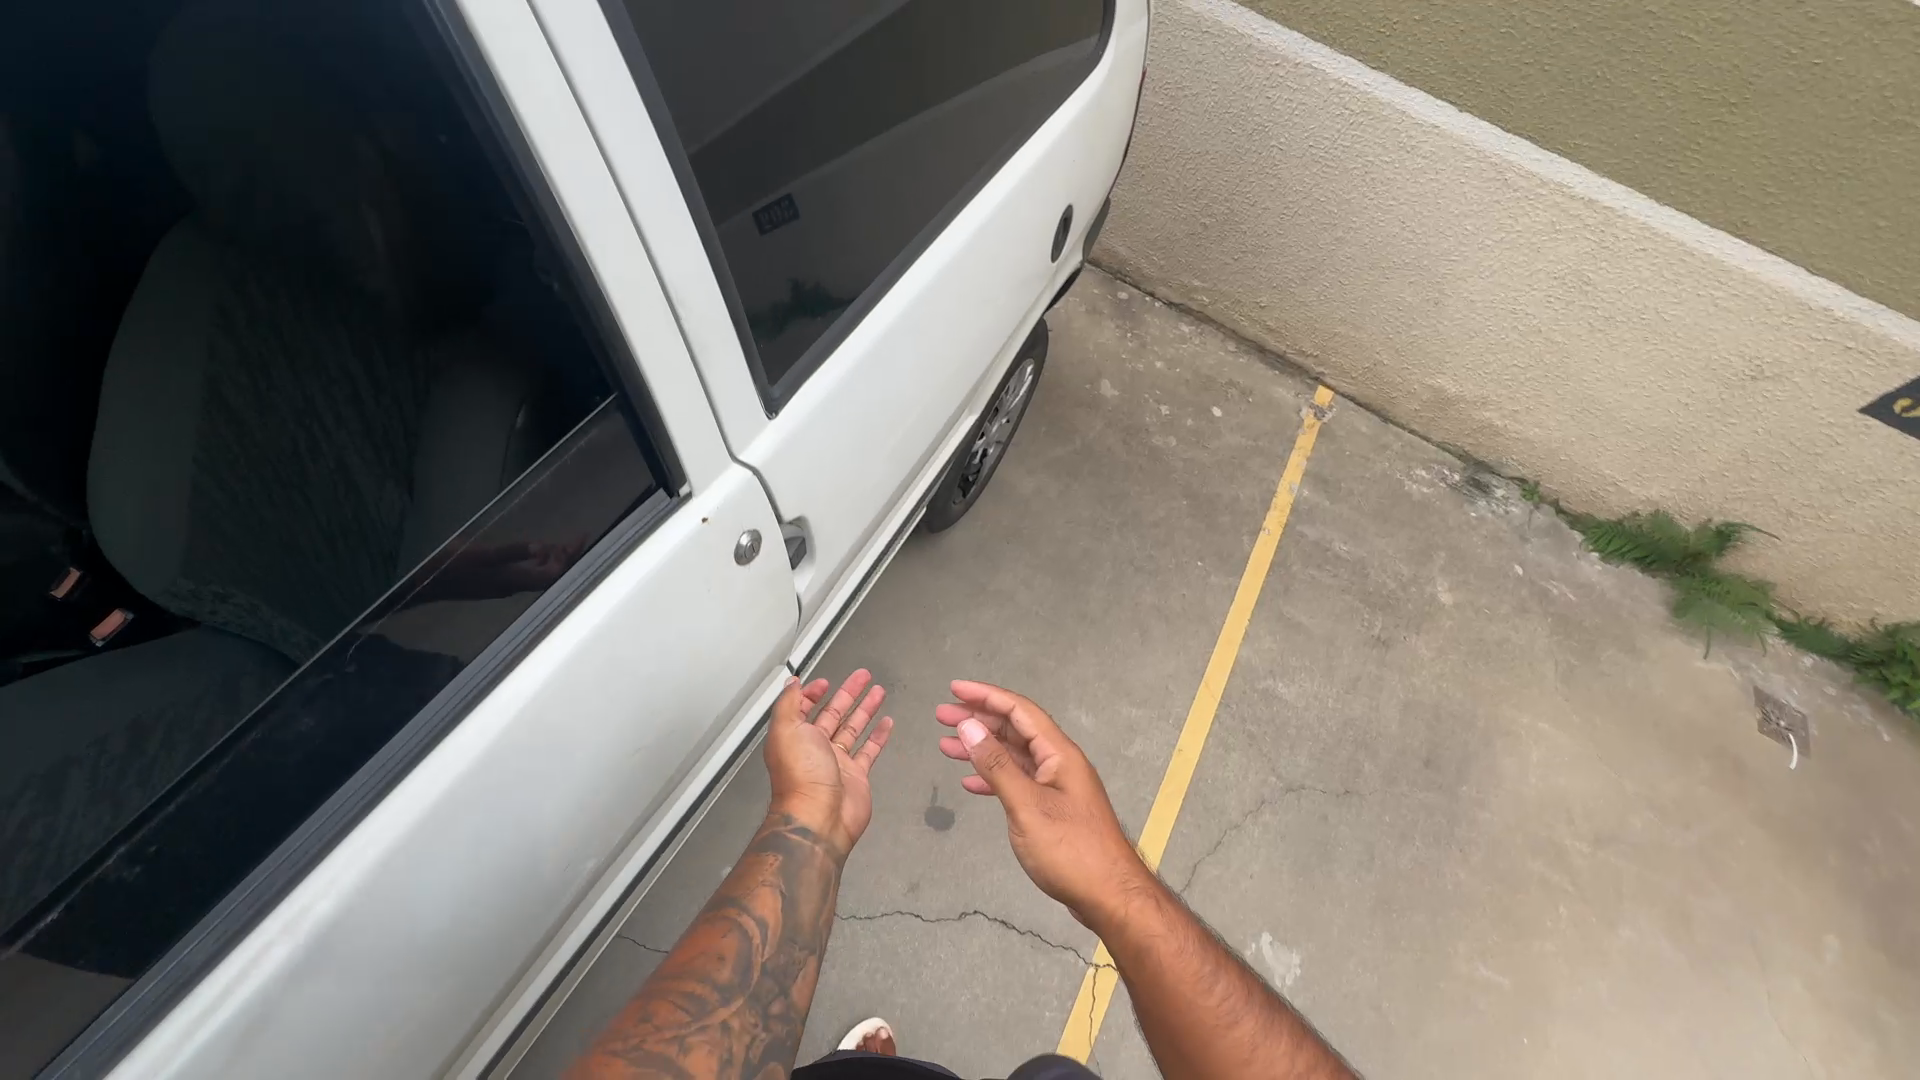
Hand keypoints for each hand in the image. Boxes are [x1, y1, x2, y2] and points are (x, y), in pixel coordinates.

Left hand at [764, 669, 894, 860]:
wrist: (820, 817)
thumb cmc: (801, 773)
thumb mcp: (786, 730)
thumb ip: (788, 703)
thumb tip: (791, 682)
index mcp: (796, 736)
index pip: (805, 708)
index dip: (814, 693)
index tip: (827, 681)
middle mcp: (816, 748)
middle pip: (834, 714)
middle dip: (848, 693)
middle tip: (864, 676)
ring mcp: (838, 762)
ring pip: (854, 728)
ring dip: (866, 709)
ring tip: (880, 691)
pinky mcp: (857, 775)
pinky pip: (870, 750)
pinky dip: (879, 736)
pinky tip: (888, 722)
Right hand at [937, 681, 1151, 925]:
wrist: (1110, 897)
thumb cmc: (1071, 850)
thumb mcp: (1027, 806)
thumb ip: (996, 765)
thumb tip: (969, 726)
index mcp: (1059, 753)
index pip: (1018, 710)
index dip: (985, 696)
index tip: (954, 689)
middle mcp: (1059, 762)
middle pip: (1015, 729)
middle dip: (978, 719)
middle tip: (942, 716)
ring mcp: (1056, 786)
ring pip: (1014, 755)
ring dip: (981, 748)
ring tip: (946, 746)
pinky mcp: (1053, 809)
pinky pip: (1017, 781)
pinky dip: (993, 778)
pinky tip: (971, 782)